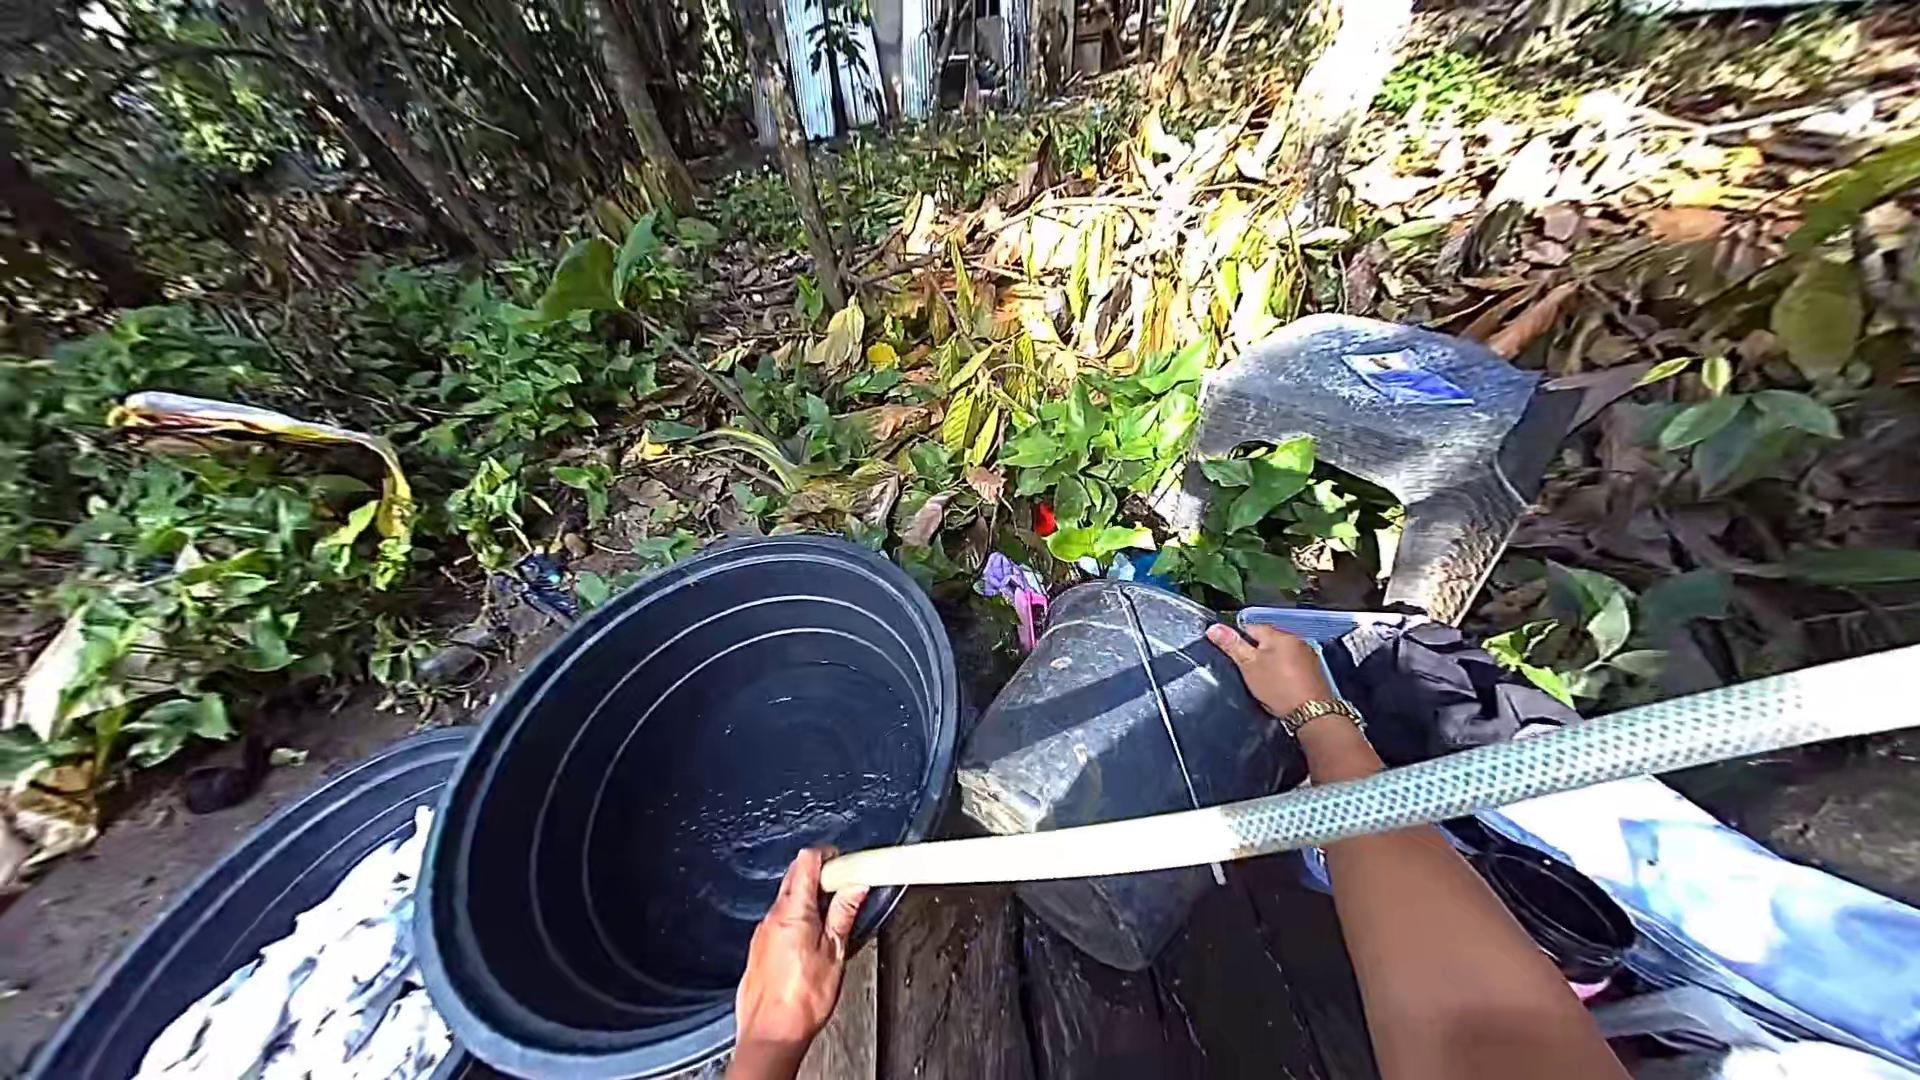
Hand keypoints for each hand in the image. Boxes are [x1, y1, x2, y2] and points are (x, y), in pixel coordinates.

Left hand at [732, 846, 868, 1076]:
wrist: (769, 1039)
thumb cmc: (801, 1003)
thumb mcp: (835, 953)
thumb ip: (844, 913)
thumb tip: (856, 885)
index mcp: (793, 910)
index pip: (807, 859)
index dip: (829, 855)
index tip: (844, 864)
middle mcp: (773, 916)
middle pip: (795, 874)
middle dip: (820, 875)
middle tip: (842, 890)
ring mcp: (762, 932)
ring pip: (786, 898)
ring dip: (808, 899)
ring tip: (829, 921)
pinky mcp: (758, 948)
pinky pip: (778, 920)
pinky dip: (795, 919)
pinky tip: (809, 943)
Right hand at [1205, 622, 1334, 717]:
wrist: (1312, 714)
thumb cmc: (1278, 687)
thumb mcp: (1248, 665)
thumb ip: (1231, 645)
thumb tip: (1213, 627)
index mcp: (1278, 635)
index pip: (1251, 627)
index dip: (1238, 640)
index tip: (1235, 656)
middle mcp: (1296, 641)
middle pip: (1267, 640)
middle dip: (1255, 651)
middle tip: (1246, 669)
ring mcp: (1307, 656)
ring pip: (1280, 652)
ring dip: (1271, 660)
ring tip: (1262, 678)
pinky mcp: (1314, 671)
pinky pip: (1292, 664)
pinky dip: (1284, 670)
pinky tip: (1279, 684)